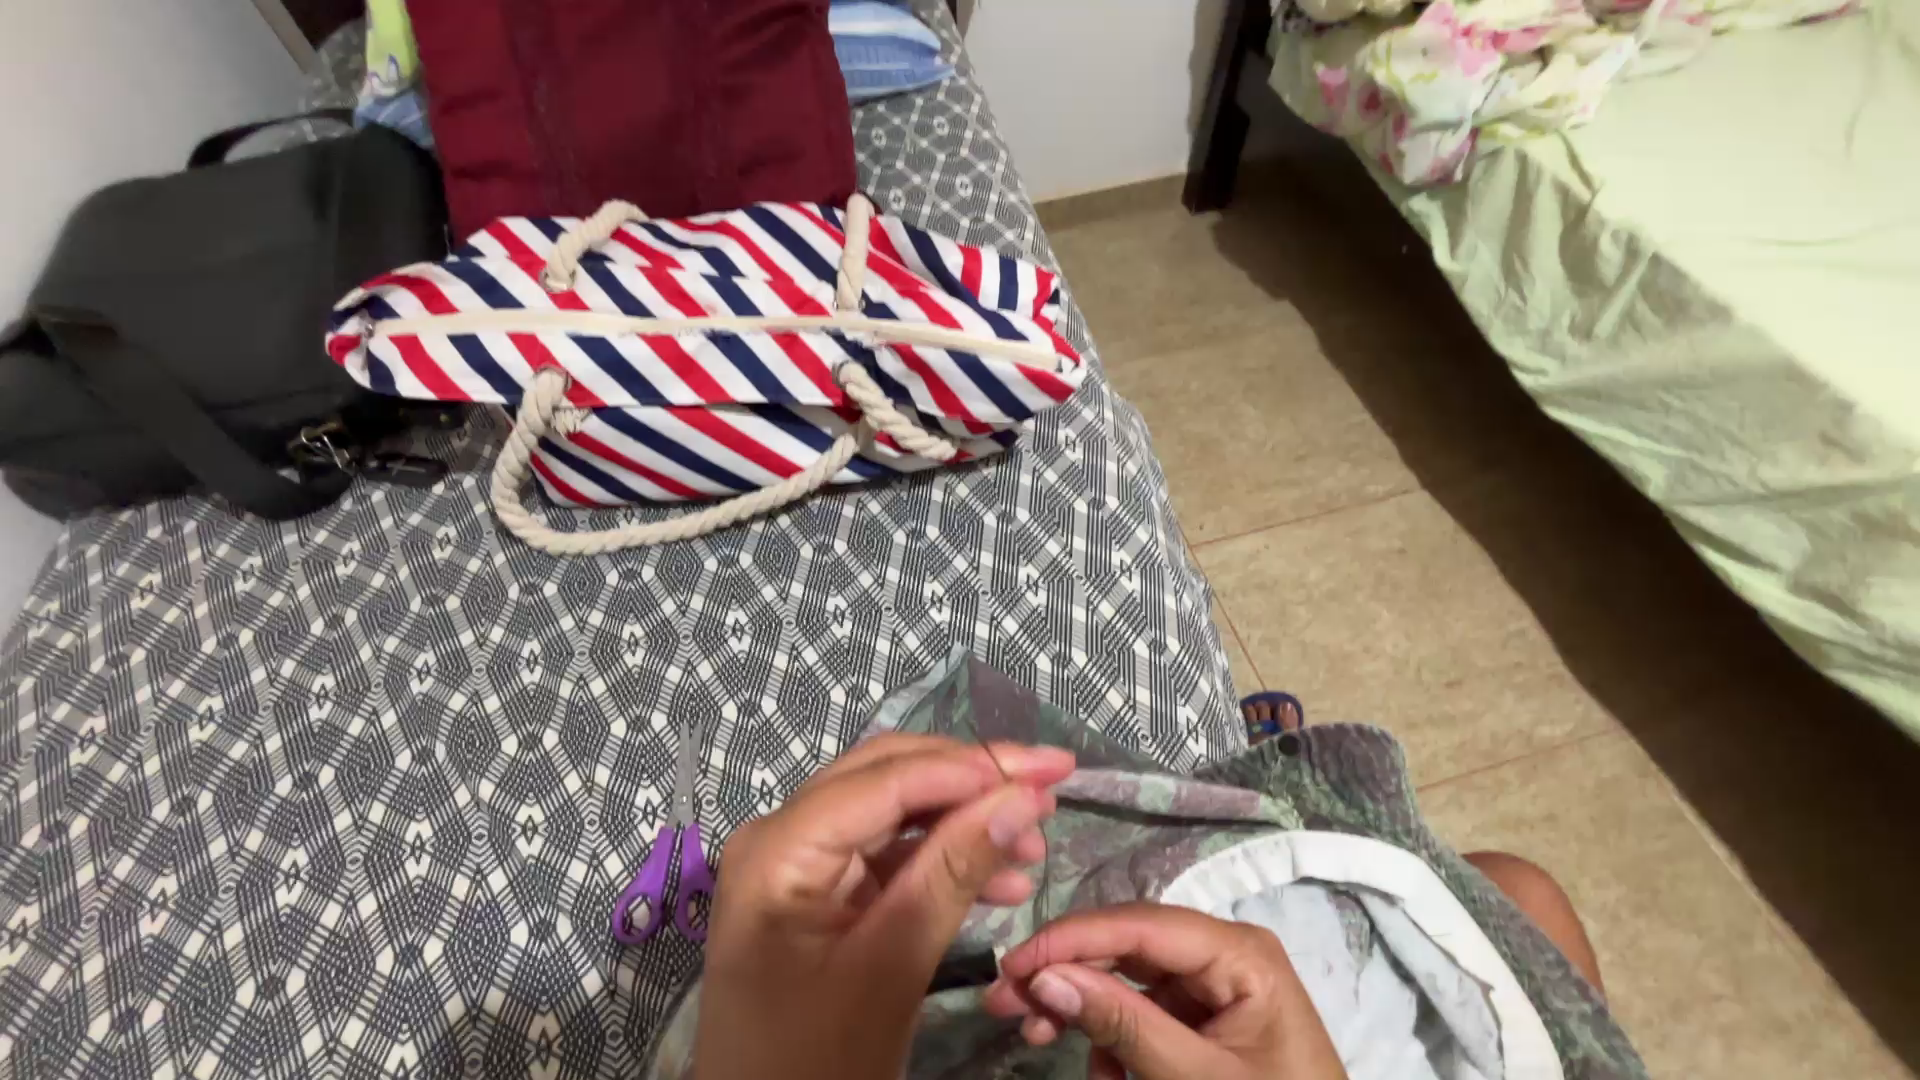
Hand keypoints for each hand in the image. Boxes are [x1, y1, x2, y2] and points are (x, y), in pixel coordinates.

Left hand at [694, 734, 1076, 1079]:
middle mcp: (783, 834)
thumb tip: (1024, 799)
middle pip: (889, 777)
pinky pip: (888, 853)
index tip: (1050, 767)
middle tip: (1048, 788)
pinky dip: (943, 859)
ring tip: (1034, 844)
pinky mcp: (819, 891)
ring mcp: (798, 861)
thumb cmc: (817, 1065)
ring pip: (894, 811)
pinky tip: (1000, 880)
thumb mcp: (892, 967)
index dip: (972, 765)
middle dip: (972, 780)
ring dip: (964, 820)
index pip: (887, 778)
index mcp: (781, 846)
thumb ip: (955, 871)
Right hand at [984, 902, 1348, 1079]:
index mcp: (1237, 951)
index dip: (1072, 938)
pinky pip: (1141, 1011)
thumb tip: (1046, 976)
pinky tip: (1098, 1068)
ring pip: (1125, 978)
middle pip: (1125, 947)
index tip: (1014, 963)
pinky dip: (1110, 1038)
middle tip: (1007, 1002)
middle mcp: (1221, 952)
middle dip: (1067, 973)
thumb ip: (1124, 1026)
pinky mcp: (1203, 1016)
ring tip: (1037, 1035)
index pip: (1139, 925)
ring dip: (1081, 1008)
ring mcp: (1211, 984)